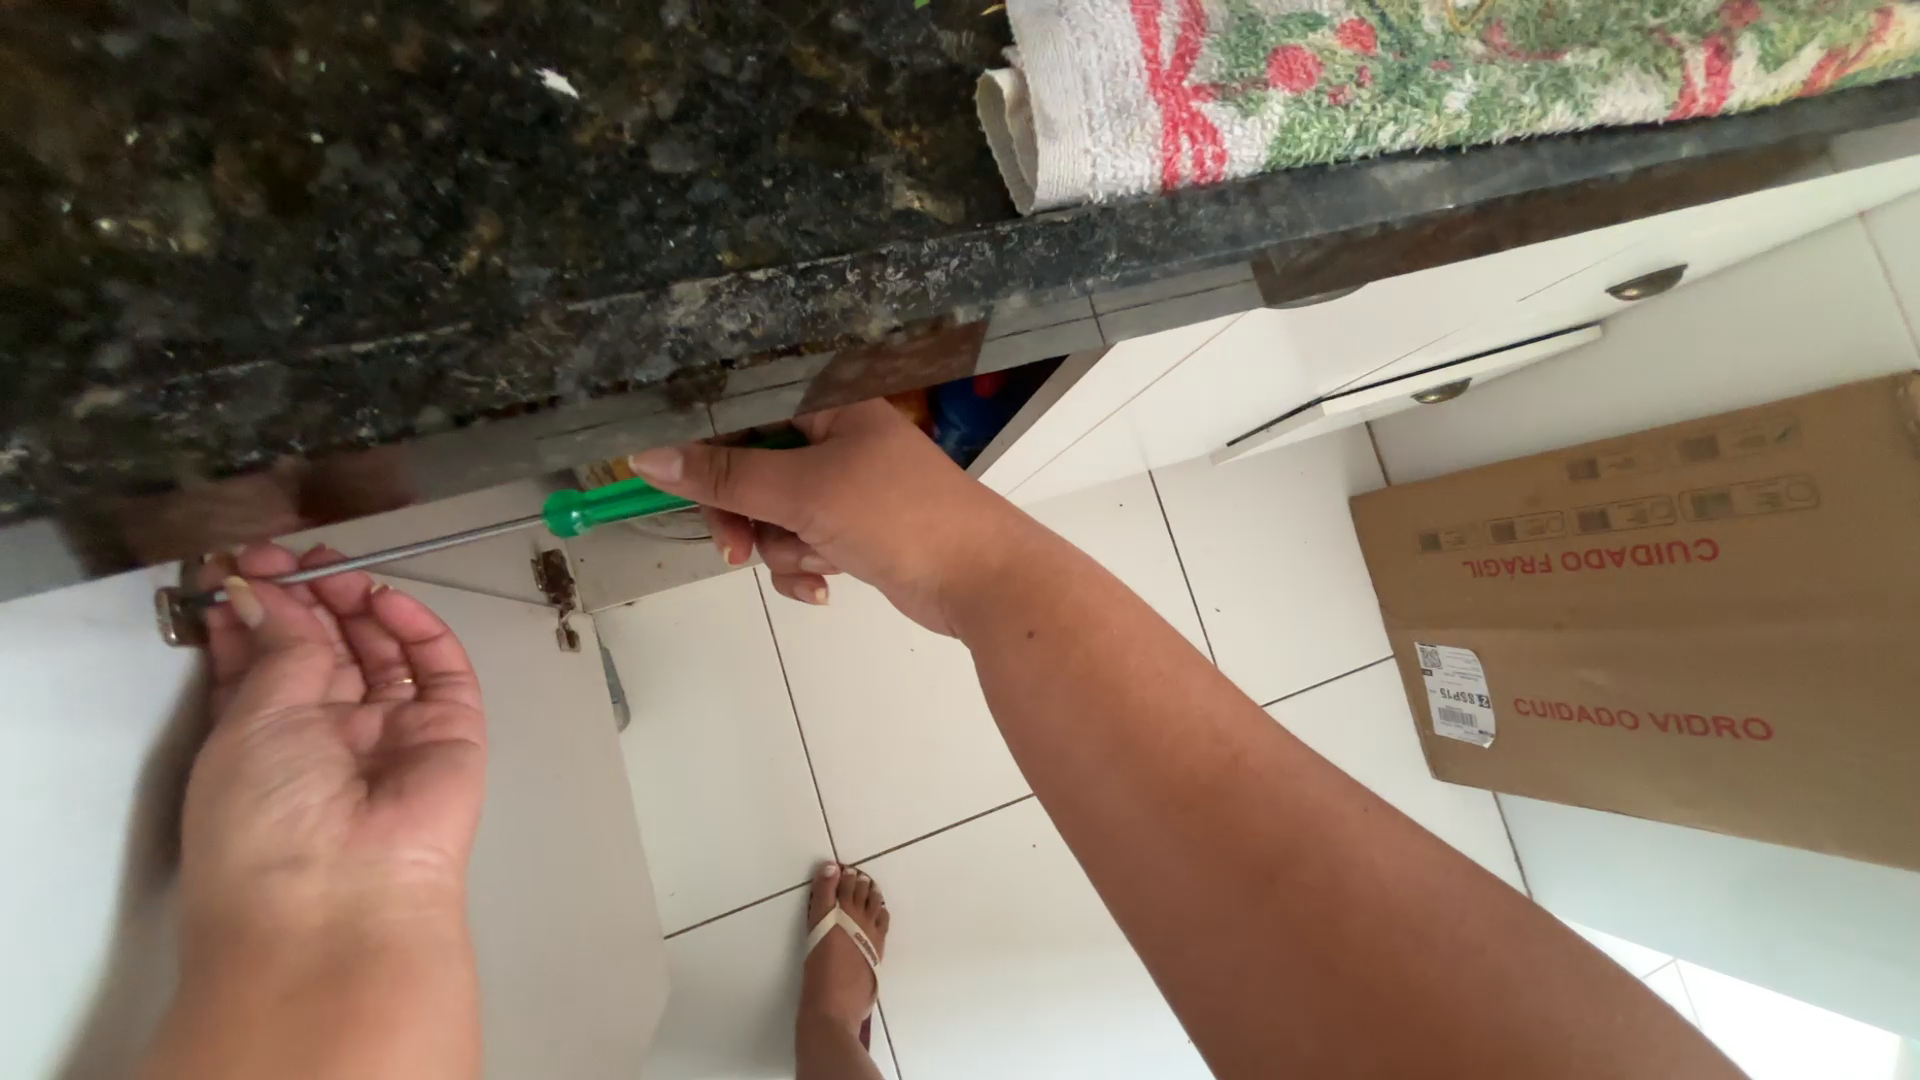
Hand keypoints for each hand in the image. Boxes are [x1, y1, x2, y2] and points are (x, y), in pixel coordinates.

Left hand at [182, 542, 486, 950]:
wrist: (346, 884)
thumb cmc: (268, 814)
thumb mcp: (253, 724)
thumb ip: (280, 652)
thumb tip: (263, 594)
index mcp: (268, 736)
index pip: (266, 661)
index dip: (258, 613)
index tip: (244, 567)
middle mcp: (332, 728)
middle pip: (327, 650)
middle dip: (310, 600)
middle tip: (294, 556)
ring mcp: (397, 725)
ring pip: (383, 652)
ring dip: (359, 607)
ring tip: (337, 568)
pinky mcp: (452, 723)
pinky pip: (439, 667)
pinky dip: (418, 631)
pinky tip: (388, 600)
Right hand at [628, 398, 1027, 633]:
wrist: (980, 579)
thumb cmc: (897, 515)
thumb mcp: (806, 491)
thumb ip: (726, 476)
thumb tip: (645, 455)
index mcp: (829, 408)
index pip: (743, 416)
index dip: (706, 452)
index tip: (680, 488)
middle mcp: (836, 442)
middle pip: (752, 473)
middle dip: (746, 517)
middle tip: (736, 548)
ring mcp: (847, 491)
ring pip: (776, 518)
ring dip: (784, 548)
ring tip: (818, 563)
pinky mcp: (855, 534)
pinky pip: (804, 548)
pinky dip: (807, 570)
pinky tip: (827, 588)